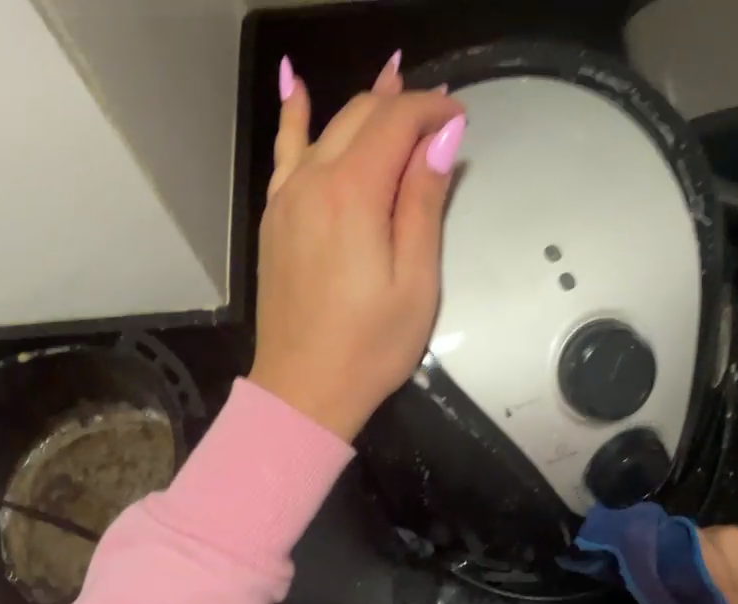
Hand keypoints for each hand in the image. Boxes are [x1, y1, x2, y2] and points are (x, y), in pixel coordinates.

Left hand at [249, 54, 467, 440]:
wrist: (304, 390)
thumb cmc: (371, 347)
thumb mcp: (416, 281)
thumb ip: (423, 204)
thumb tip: (441, 140)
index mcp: (353, 194)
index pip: (396, 123)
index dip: (432, 110)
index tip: (462, 117)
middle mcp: (313, 182)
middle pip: (361, 117)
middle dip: (403, 104)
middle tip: (441, 111)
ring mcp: (286, 198)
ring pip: (326, 129)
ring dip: (363, 104)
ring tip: (392, 79)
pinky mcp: (275, 218)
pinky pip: (286, 152)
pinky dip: (295, 117)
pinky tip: (297, 89)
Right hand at [647, 526, 737, 603]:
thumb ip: (655, 590)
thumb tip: (646, 565)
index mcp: (710, 575)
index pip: (681, 538)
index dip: (663, 543)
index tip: (652, 556)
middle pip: (711, 535)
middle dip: (690, 545)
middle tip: (676, 566)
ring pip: (733, 542)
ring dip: (714, 550)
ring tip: (702, 574)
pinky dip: (734, 563)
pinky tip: (724, 584)